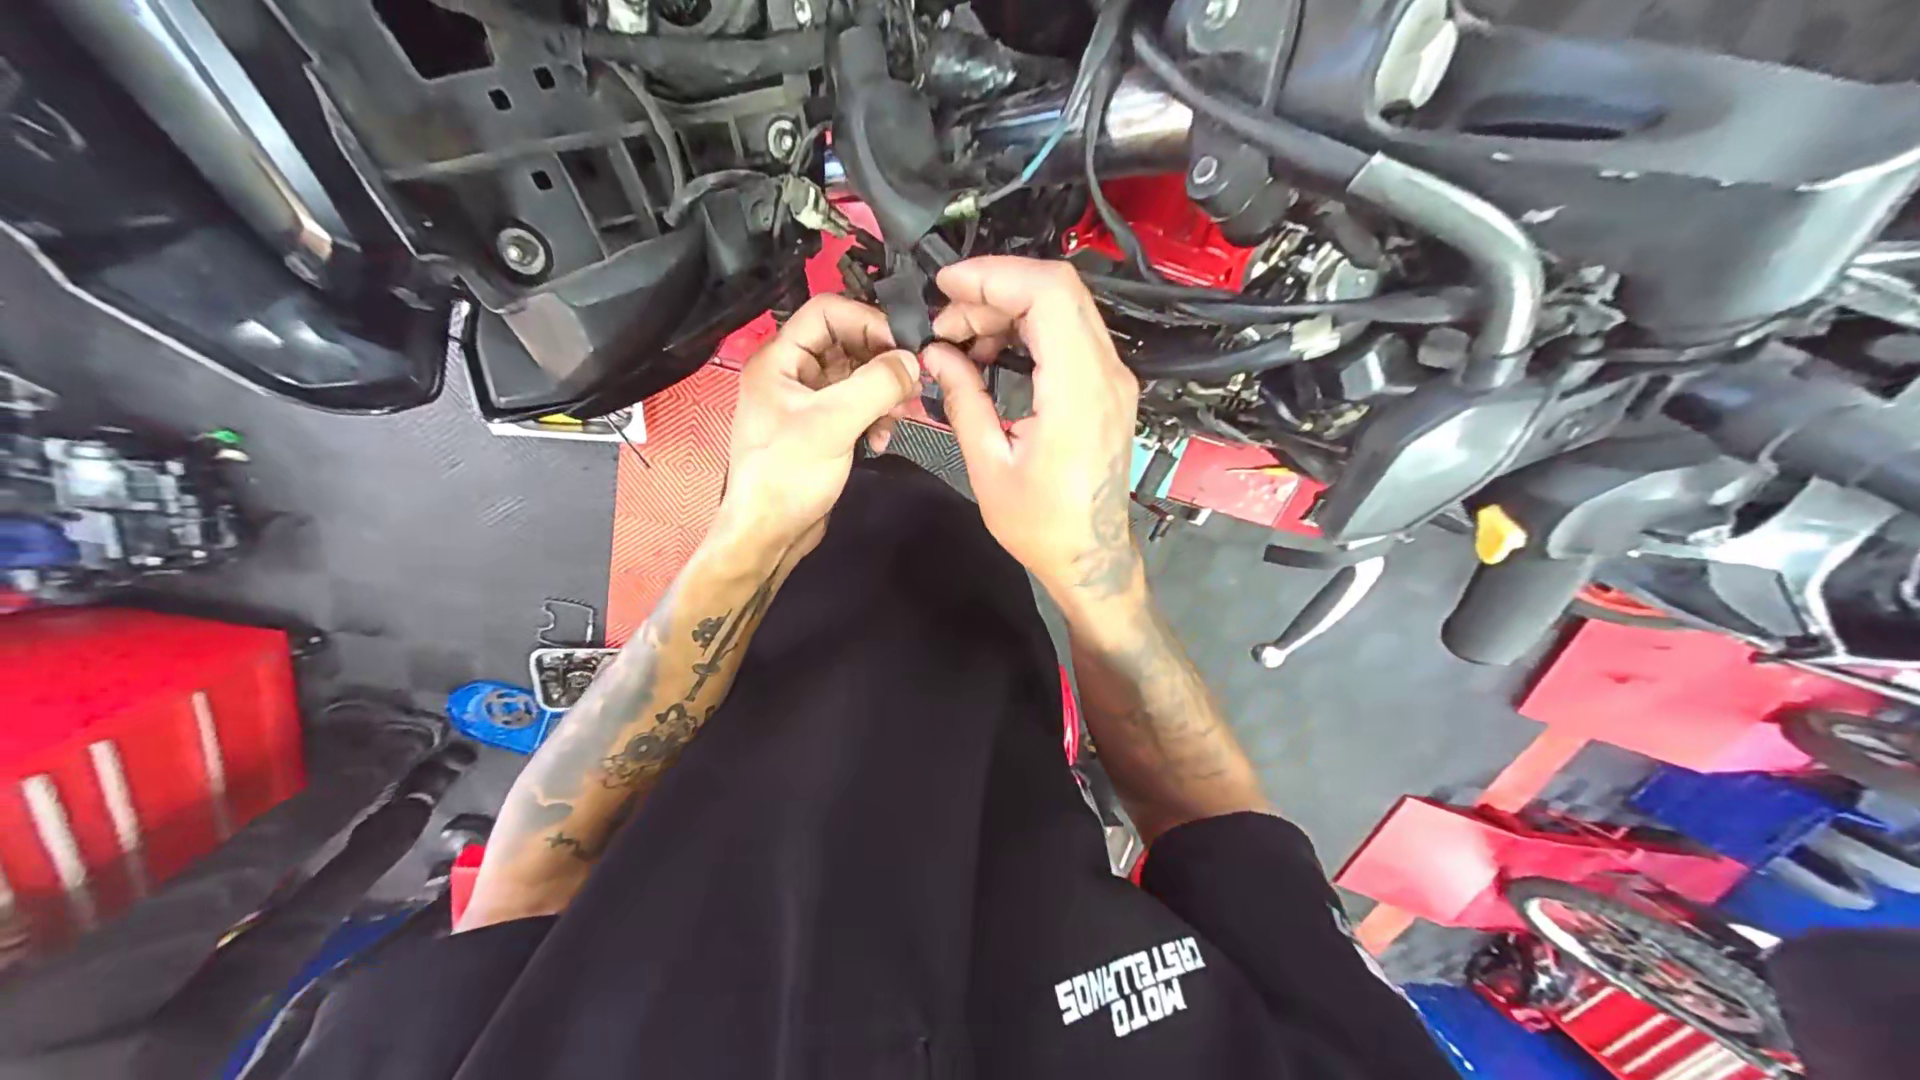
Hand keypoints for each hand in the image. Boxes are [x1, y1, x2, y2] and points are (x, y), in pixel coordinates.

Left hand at [718, 294, 918, 552]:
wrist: (769, 534)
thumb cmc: (786, 477)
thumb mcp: (833, 424)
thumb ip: (876, 385)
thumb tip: (913, 361)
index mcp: (779, 360)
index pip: (827, 312)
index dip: (867, 321)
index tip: (902, 345)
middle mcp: (792, 374)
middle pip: (847, 343)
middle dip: (882, 361)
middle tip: (910, 383)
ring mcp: (808, 402)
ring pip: (857, 376)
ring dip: (884, 391)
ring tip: (899, 415)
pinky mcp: (823, 428)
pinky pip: (857, 405)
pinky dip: (876, 415)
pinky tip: (882, 437)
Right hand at [925, 257, 1142, 602]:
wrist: (1090, 556)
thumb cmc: (1045, 526)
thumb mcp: (989, 466)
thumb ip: (962, 399)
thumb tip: (936, 354)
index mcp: (1078, 394)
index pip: (1048, 294)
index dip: (994, 276)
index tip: (948, 287)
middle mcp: (1106, 376)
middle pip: (1057, 290)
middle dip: (993, 291)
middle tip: (946, 322)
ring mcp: (1112, 379)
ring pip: (1063, 307)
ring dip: (1008, 309)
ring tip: (962, 339)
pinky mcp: (1106, 387)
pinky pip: (1069, 333)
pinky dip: (1027, 329)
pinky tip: (991, 352)